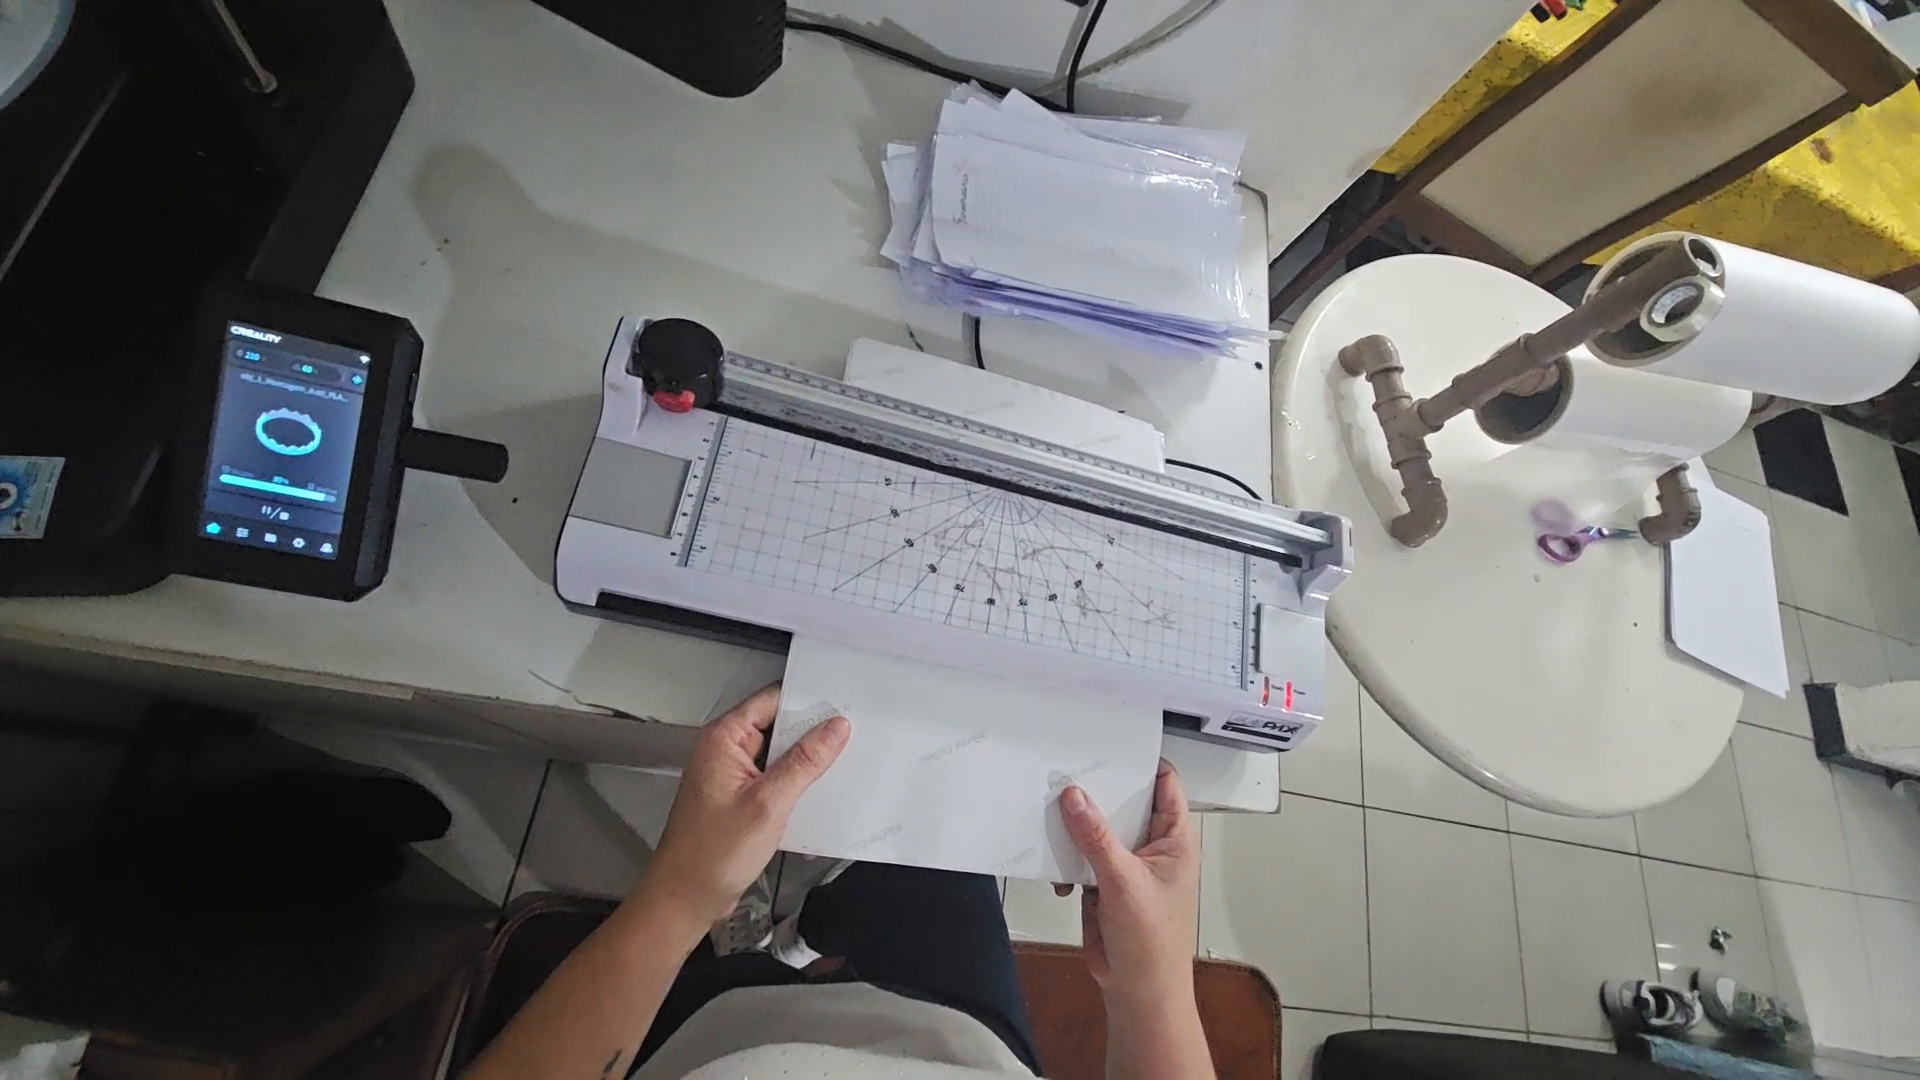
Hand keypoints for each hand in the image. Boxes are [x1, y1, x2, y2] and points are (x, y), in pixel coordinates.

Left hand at [637, 684, 851, 926]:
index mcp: (724, 738)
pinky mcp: (740, 794)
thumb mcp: (768, 803)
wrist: (685, 901)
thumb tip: (836, 727)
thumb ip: (805, 761)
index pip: (773, 699)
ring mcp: (733, 772)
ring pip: (779, 750)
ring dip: (805, 758)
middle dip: (812, 731)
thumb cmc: (712, 855)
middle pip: (778, 723)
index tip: (842, 707)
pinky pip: (774, 774)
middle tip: (850, 735)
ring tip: (841, 761)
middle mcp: (726, 749)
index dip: (807, 700)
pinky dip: (795, 780)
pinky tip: (818, 790)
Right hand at [1056, 761, 1199, 1002]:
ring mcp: (1125, 861)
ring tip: (1045, 805)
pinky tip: (1053, 865)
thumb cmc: (1150, 942)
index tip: (1108, 742)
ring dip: (1074, 823)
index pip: (1164, 783)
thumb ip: (1096, 837)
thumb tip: (1071, 793)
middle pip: (1123, 800)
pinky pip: (1080, 852)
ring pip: (1097, 825)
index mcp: (1173, 838)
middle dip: (1095, 788)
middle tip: (1062, 764)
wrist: (1136, 996)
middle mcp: (1150, 843)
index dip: (1141, 760)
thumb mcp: (1124, 883)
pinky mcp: (1102, 879)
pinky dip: (1066, 855)